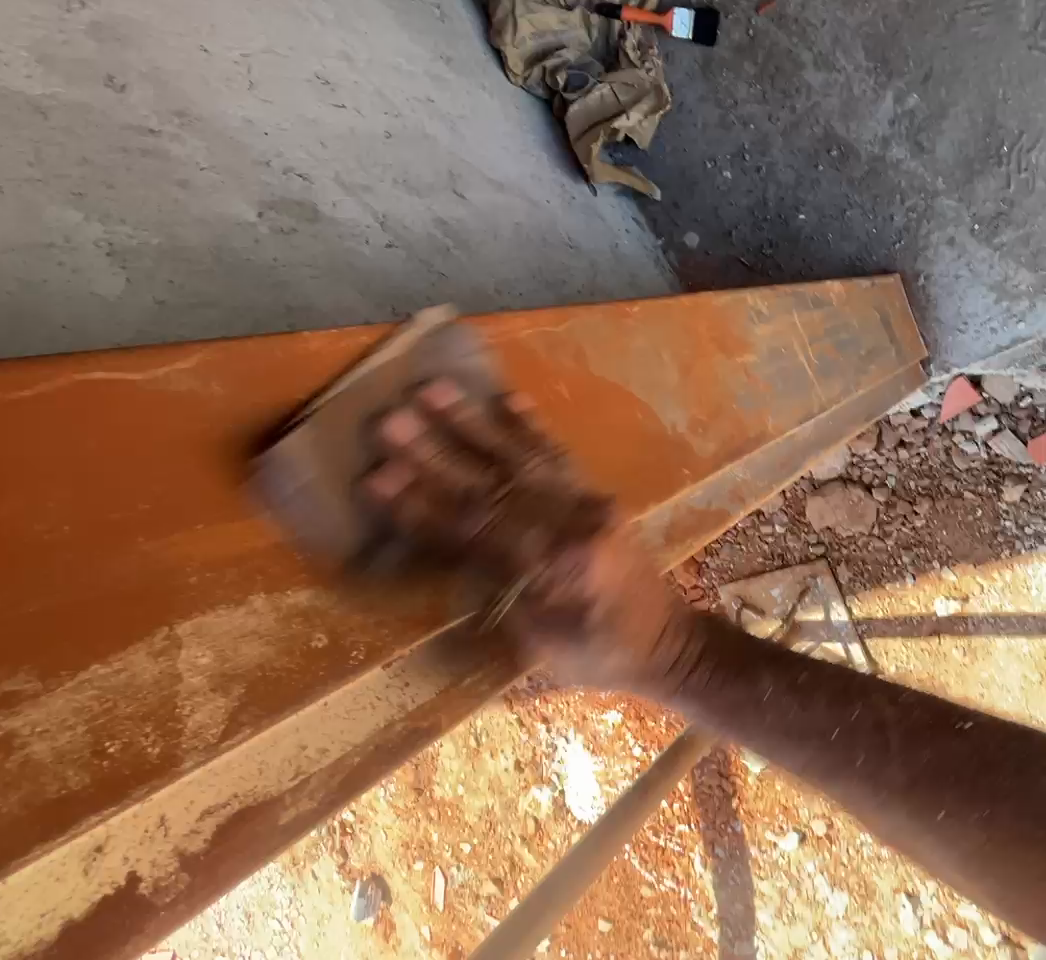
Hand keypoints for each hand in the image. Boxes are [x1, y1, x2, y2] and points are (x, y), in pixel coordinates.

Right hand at [362, 379, 708, 694]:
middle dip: (436, 452)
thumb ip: (498, 594)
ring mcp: (589, 503)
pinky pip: (560, 455)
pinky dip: (531, 426)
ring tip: (434, 388)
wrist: (669, 641)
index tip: (376, 477)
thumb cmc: (599, 657)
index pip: (476, 532)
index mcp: (556, 570)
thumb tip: (446, 551)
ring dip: (475, 423)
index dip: (422, 507)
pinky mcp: (597, 495)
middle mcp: (574, 525)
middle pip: (493, 484)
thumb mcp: (540, 646)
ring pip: (523, 457)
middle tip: (389, 420)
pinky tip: (507, 397)